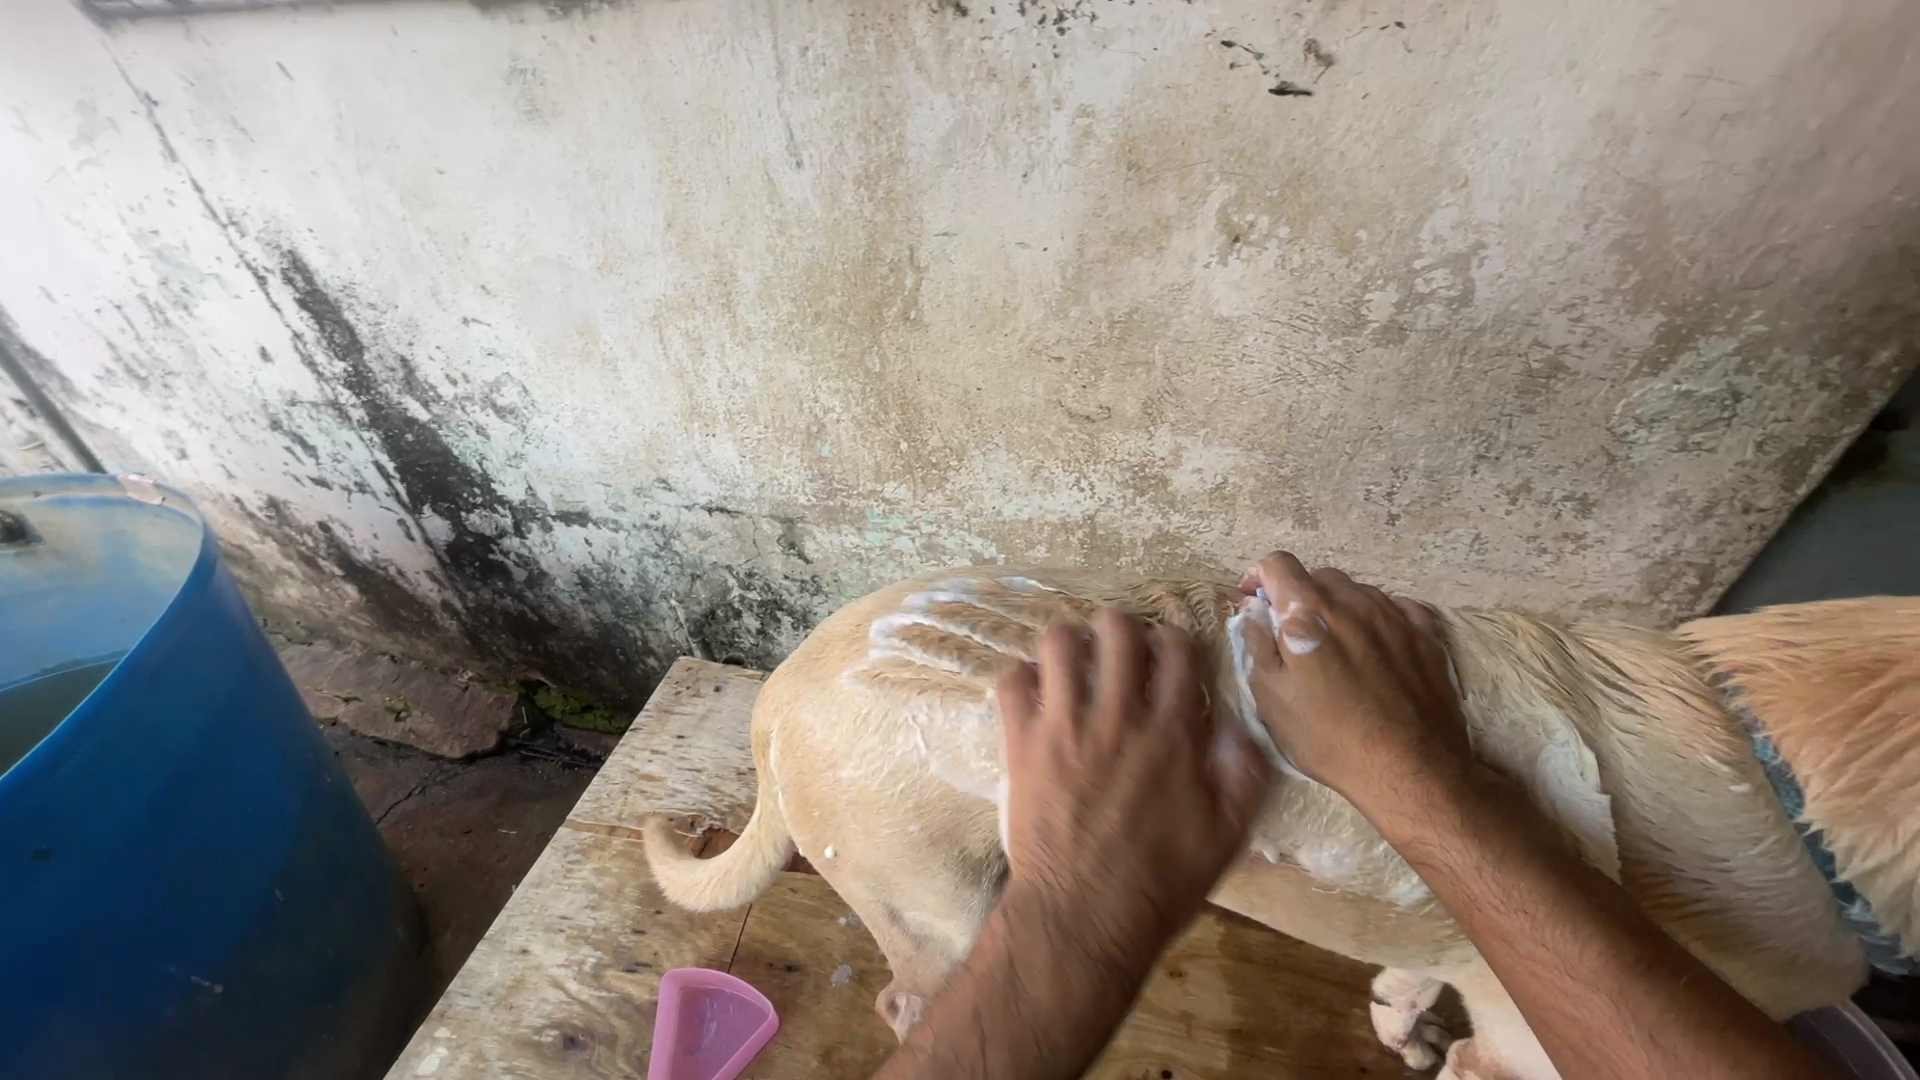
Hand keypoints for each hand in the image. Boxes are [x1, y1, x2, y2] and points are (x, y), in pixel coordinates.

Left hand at [995, 609, 1271, 950]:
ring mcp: (1063, 726)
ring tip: (1072, 662)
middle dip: (1120, 628)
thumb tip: (1236, 725)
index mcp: (1171, 733)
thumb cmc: (1160, 880)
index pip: (1178, 649)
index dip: (1174, 641)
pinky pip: (1010, 681)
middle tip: (1117, 648)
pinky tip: (1033, 694)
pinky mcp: (1021, 743)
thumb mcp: (1227, 834)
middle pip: (1117, 630)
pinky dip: (1020, 678)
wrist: (1083, 915)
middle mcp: (1117, 716)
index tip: (1167, 655)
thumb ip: (1244, 772)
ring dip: (1068, 643)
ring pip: (1058, 642)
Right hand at [1236, 551, 1471, 814]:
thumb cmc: (1327, 736)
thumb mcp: (1269, 695)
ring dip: (1339, 607)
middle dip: (1299, 596)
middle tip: (1294, 633)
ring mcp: (1395, 616)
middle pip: (1318, 577)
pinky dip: (1378, 618)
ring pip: (1358, 591)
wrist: (1410, 771)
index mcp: (1308, 612)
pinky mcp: (1428, 636)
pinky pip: (1398, 607)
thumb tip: (1254, 611)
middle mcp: (1353, 602)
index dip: (1259, 576)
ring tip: (1337, 645)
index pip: (1278, 564)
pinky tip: (1376, 646)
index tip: (1254, 600)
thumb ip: (1256, 642)